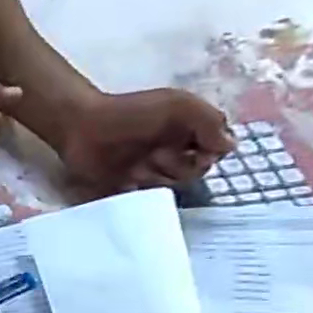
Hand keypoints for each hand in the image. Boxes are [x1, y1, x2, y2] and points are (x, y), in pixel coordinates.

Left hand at [48, 88, 232, 192]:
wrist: (82, 129)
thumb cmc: (130, 112)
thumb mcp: (176, 106)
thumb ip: (208, 121)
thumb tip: (230, 147)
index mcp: (188, 133)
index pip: (215, 151)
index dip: (208, 151)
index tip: (196, 147)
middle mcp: (173, 154)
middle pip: (195, 173)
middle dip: (178, 165)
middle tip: (155, 154)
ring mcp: (151, 175)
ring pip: (171, 188)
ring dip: (158, 177)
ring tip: (137, 165)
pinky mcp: (130, 193)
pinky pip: (147, 206)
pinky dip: (144, 201)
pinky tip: (131, 186)